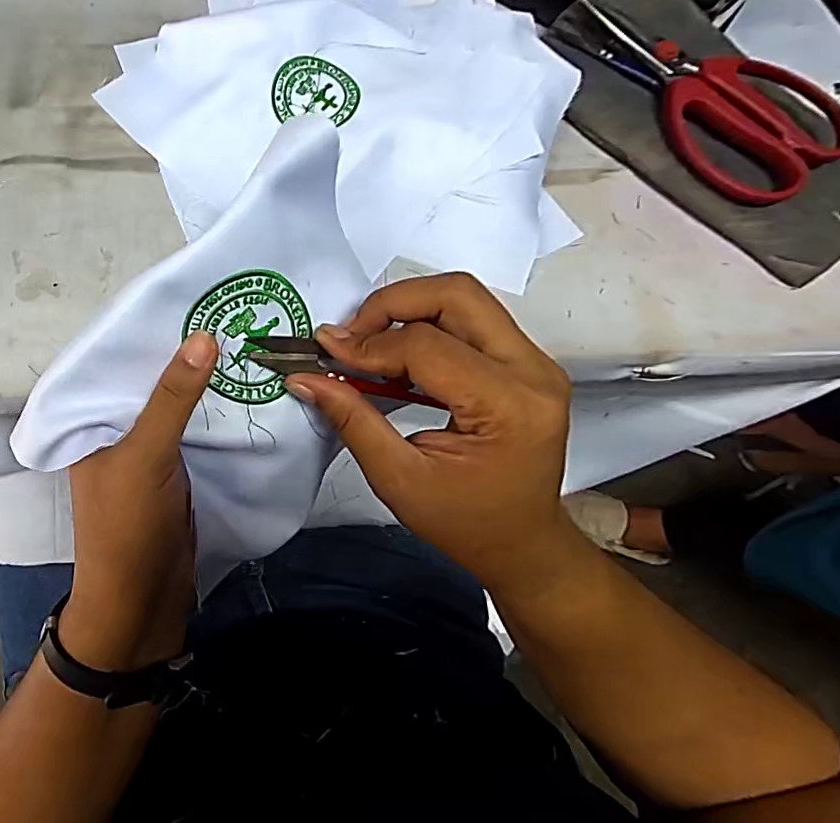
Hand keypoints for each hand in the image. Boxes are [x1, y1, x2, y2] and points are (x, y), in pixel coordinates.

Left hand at [59, 331, 216, 671]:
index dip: (150, 330)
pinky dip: (216, 413)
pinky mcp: (177, 470)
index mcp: (91, 418)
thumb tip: (204, 335)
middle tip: (232, 310)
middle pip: (151, 380)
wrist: (141, 608)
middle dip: (185, 353)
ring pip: (177, 405)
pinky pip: (196, 431)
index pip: (116, 361)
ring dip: (205, 381)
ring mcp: (148, 450)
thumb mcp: (145, 455)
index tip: (193, 296)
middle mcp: (116, 428)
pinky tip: (248, 389)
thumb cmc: (127, 527)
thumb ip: (172, 398)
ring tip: (247, 338)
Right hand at [284, 273, 575, 586]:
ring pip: (462, 297)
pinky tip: (394, 352)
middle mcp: (532, 372)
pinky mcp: (523, 360)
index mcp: (509, 408)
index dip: (368, 344)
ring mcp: (533, 362)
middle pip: (456, 295)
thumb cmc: (465, 522)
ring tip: (367, 341)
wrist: (522, 542)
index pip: (428, 346)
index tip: (325, 352)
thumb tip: (306, 377)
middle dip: (391, 304)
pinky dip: (422, 322)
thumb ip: (351, 420)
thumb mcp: (398, 478)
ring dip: (406, 308)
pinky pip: (468, 317)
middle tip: (350, 336)